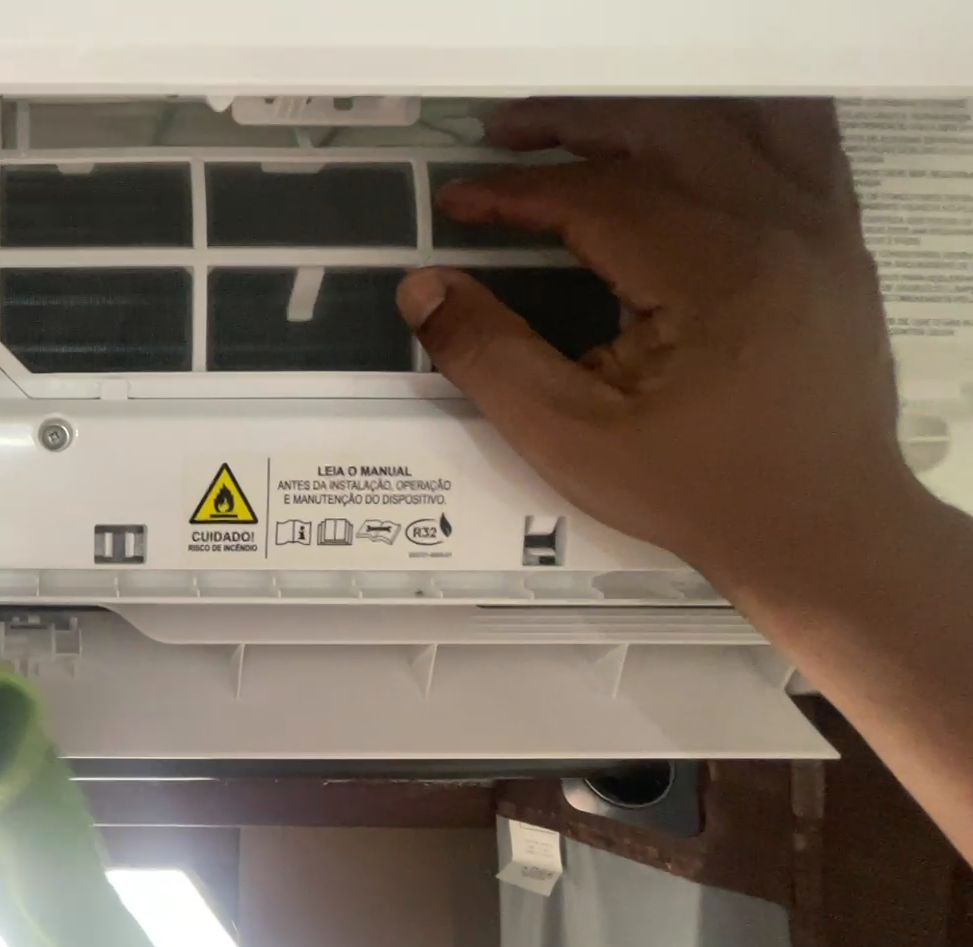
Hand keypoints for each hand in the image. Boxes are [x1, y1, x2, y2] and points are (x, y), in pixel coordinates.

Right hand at [398, 98, 920, 587]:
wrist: (816, 524)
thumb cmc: (684, 486)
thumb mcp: (561, 435)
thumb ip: (486, 356)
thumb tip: (421, 287)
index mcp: (714, 274)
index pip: (599, 195)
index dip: (514, 190)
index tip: (451, 200)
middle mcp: (783, 226)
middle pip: (671, 129)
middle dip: (574, 122)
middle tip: (498, 136)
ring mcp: (823, 226)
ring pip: (740, 118)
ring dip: (647, 112)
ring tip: (575, 128)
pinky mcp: (835, 242)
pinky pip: (791, 142)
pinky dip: (722, 125)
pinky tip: (672, 146)